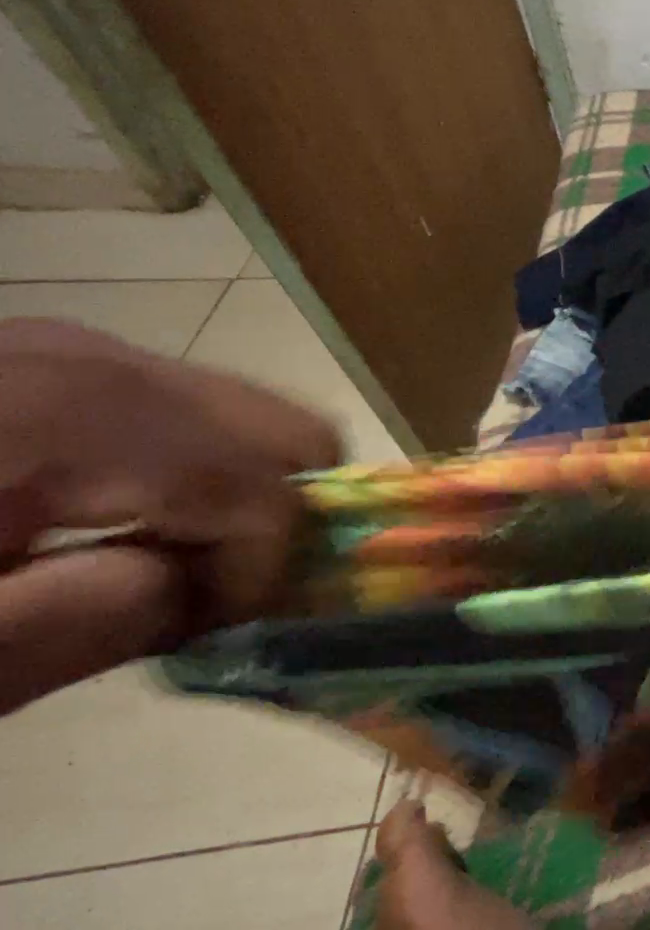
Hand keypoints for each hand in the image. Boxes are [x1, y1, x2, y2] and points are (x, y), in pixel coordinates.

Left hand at [0, 318, 339, 712]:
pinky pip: (175, 405)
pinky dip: (182, 465)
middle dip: (277, 514)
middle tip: (209, 585)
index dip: (264, 574)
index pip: (264, 492)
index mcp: (67, 417)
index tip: (207, 633)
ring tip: (152, 556)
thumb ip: (99, 621)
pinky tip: (107, 515)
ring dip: (231, 491)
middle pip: (287, 428)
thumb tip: (213, 593)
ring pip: (241, 413)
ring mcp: (60, 345)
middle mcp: (87, 356)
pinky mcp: (33, 355)